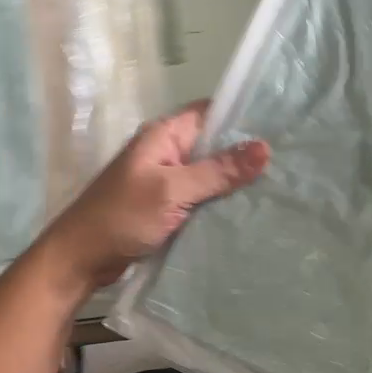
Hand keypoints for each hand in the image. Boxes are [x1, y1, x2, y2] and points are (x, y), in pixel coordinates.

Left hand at [33, 101, 269, 291]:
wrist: (81, 259)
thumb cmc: (121, 217)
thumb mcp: (171, 191)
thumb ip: (217, 171)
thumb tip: (264, 148)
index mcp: (163, 136)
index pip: (211, 113)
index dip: (244, 116)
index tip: (283, 126)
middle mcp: (166, 153)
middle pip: (213, 146)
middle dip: (246, 154)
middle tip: (290, 163)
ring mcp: (165, 182)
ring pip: (209, 176)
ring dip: (235, 184)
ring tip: (279, 188)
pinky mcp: (166, 208)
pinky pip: (200, 200)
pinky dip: (220, 205)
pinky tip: (249, 213)